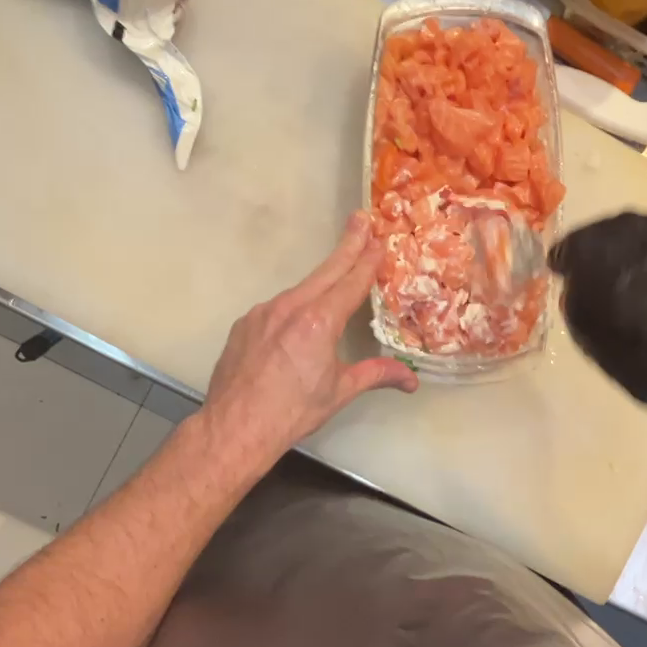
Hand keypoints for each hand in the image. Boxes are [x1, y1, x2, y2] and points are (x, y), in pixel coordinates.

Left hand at [198, 212, 418, 469]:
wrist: (234, 427)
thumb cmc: (291, 412)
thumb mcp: (338, 392)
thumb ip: (375, 375)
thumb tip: (411, 379)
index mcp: (319, 321)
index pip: (351, 282)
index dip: (367, 260)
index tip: (379, 240)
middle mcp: (290, 308)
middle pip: (326, 271)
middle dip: (347, 245)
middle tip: (360, 219)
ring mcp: (263, 313)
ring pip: (300, 290)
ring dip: (320, 282)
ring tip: (335, 276)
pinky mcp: (244, 324)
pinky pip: (276, 308)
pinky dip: (293, 307)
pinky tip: (297, 323)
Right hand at [549, 213, 646, 446]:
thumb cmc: (636, 352)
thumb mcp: (584, 328)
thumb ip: (576, 295)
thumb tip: (581, 283)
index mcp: (594, 244)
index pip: (572, 245)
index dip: (571, 263)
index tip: (573, 277)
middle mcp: (636, 224)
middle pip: (617, 233)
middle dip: (615, 254)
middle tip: (621, 282)